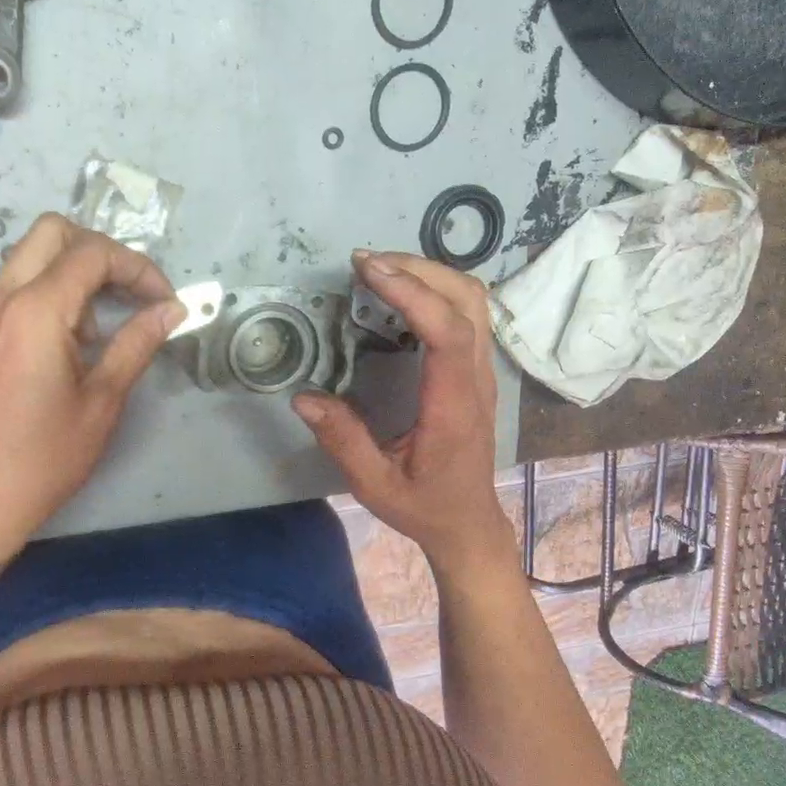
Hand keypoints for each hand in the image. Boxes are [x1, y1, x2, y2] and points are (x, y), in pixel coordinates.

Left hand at [0, 214, 184, 550]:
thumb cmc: (48, 457)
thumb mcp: (103, 399)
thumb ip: (137, 343)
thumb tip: (173, 309)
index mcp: (34, 311)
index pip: (92, 254)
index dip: (138, 268)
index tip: (165, 301)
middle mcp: (0, 298)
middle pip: (53, 232)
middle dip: (100, 251)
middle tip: (130, 293)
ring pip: (30, 255)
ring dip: (72, 272)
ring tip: (97, 329)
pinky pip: (15, 286)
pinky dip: (47, 291)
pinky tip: (67, 340)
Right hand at [293, 251, 512, 570]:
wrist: (469, 522)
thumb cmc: (423, 506)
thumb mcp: (374, 485)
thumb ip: (342, 440)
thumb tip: (303, 396)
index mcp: (452, 406)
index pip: (448, 333)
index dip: (413, 294)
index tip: (369, 271)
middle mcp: (476, 380)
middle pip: (467, 300)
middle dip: (418, 269)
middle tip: (366, 263)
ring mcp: (482, 372)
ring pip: (474, 300)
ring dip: (430, 273)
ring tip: (381, 270)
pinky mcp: (477, 370)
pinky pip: (468, 313)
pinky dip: (437, 289)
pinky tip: (402, 293)